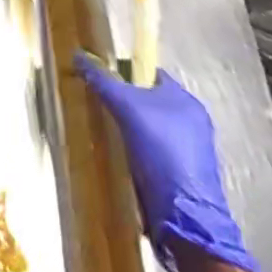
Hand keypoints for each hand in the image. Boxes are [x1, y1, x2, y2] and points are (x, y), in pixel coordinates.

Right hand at [76, 56, 261, 271]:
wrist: (185, 217)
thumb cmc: (160, 153)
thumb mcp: (126, 109)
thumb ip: (103, 81)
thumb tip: (79, 54)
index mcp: (184, 99)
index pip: (149, 72)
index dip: (123, 72)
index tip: (98, 80)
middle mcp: (192, 120)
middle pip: (148, 100)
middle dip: (122, 102)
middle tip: (96, 106)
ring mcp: (191, 149)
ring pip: (150, 127)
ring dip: (128, 128)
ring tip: (104, 134)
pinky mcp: (184, 173)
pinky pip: (154, 150)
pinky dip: (136, 150)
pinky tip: (120, 158)